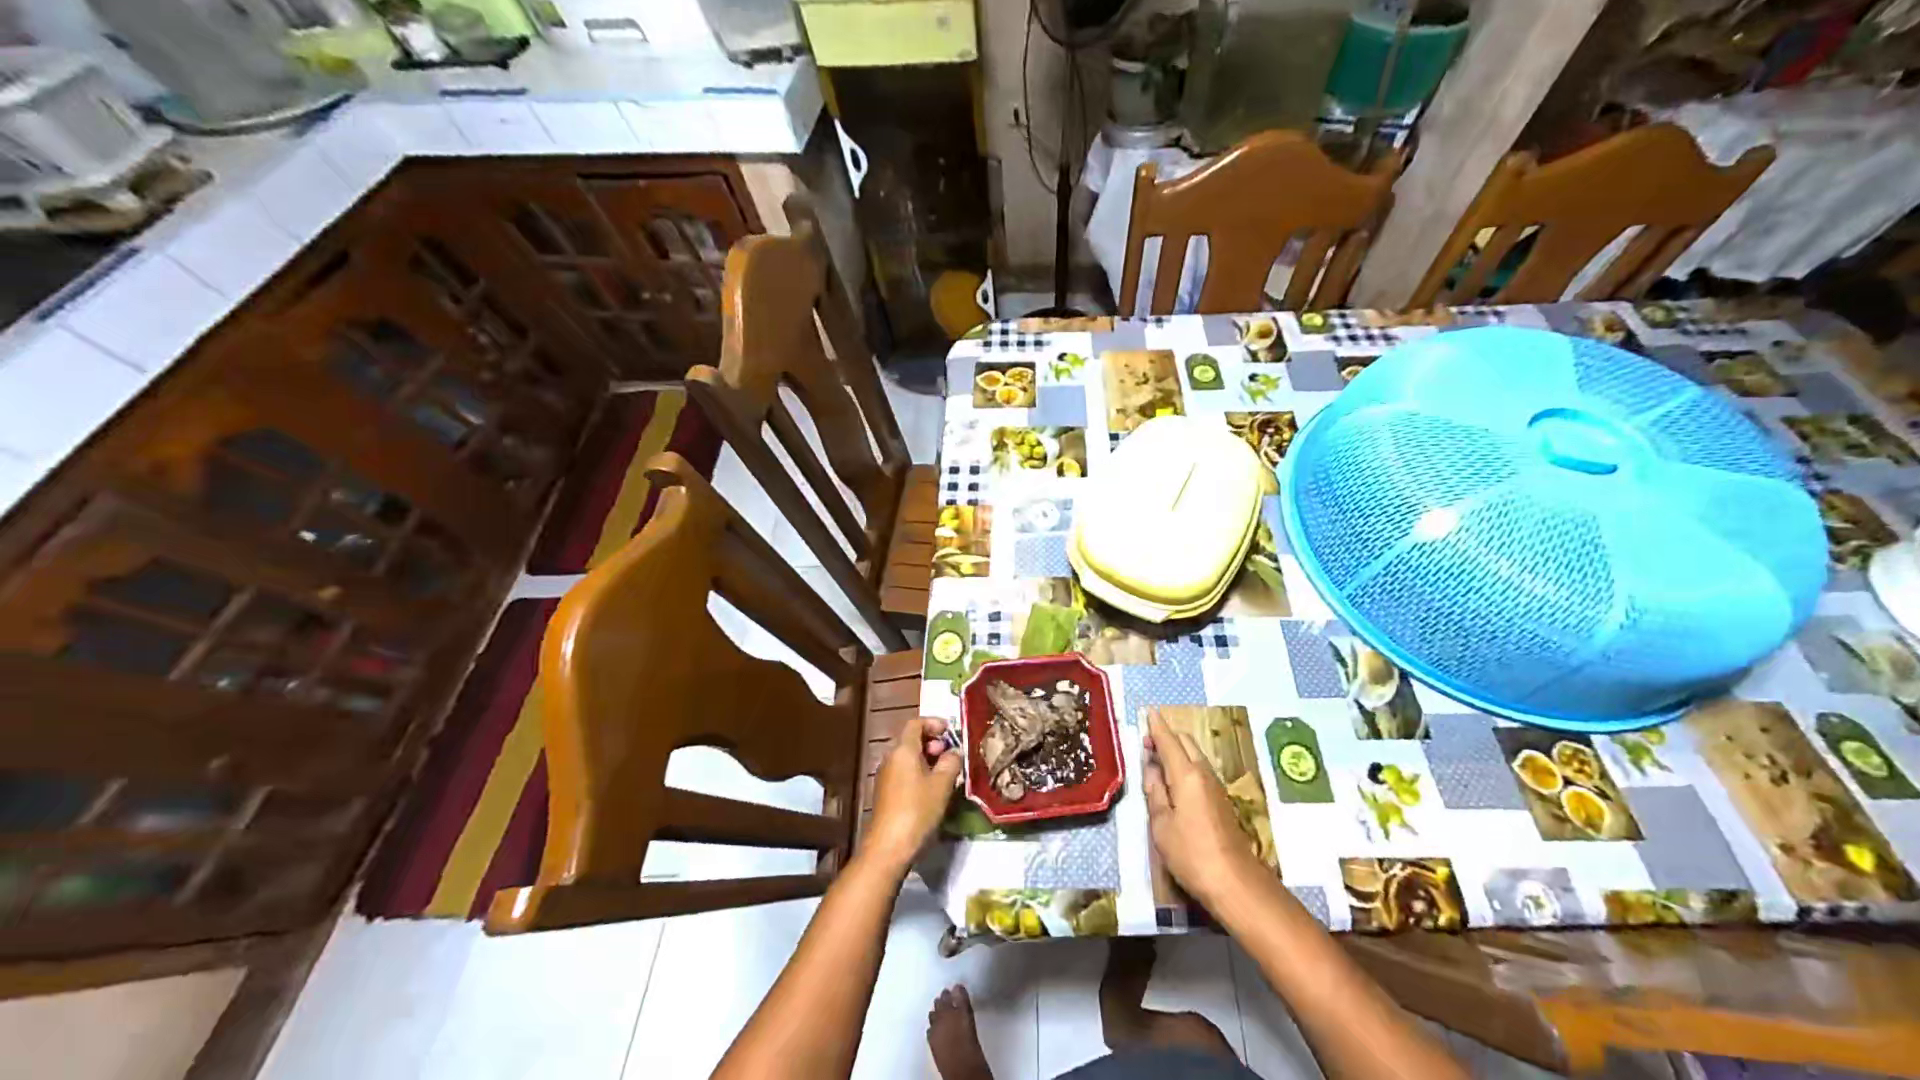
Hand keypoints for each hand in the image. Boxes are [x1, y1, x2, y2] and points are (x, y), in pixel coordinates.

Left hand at [865, 715, 962, 868]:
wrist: (889, 846)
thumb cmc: (918, 810)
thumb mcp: (942, 784)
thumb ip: (951, 762)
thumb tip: (954, 752)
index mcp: (903, 750)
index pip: (916, 723)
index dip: (934, 723)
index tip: (951, 732)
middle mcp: (890, 757)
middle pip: (911, 740)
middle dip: (932, 742)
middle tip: (951, 754)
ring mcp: (885, 775)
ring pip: (907, 757)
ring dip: (927, 759)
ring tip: (946, 773)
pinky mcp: (885, 792)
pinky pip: (903, 772)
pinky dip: (919, 772)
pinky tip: (933, 789)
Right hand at [1143, 712, 1262, 906]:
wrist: (1235, 884)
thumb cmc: (1191, 854)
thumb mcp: (1161, 824)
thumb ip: (1154, 792)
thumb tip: (1151, 768)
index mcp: (1186, 775)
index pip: (1169, 741)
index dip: (1156, 726)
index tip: (1148, 711)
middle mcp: (1204, 774)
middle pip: (1186, 743)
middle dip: (1167, 737)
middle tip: (1146, 743)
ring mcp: (1216, 788)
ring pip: (1194, 756)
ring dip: (1176, 752)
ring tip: (1156, 762)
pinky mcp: (1221, 802)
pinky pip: (1199, 772)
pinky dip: (1184, 767)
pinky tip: (1173, 782)